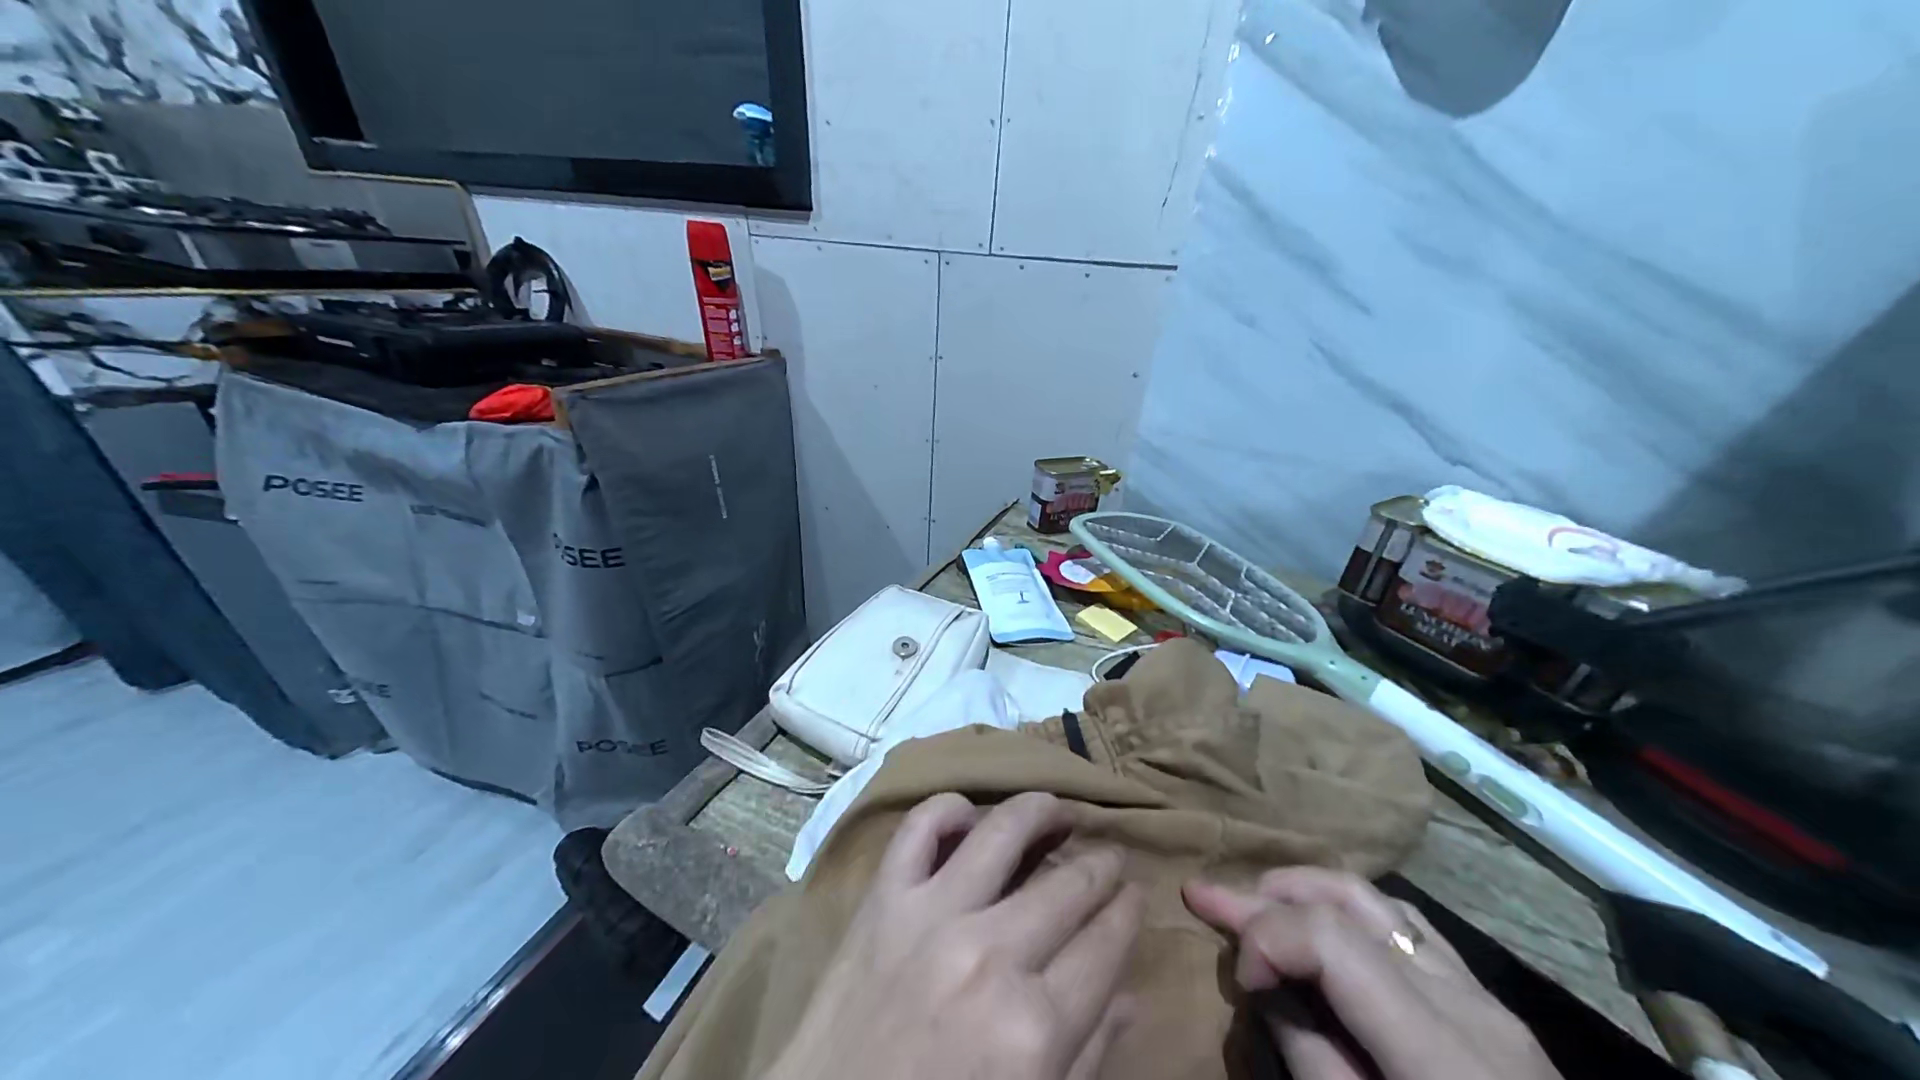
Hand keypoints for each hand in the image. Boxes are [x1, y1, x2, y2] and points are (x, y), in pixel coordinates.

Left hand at [767, 792, 1143, 1079]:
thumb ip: (1086, 1056)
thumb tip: (1129, 994)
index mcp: (1034, 1025)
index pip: (1105, 945)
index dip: (1128, 912)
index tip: (1136, 893)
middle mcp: (991, 955)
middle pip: (1067, 886)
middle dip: (1101, 864)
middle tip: (1110, 854)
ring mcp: (932, 916)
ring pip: (1002, 834)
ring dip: (1039, 811)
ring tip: (1055, 807)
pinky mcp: (882, 899)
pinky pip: (919, 829)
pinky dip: (946, 809)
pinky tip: (967, 812)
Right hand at [1183, 868, 1563, 1079]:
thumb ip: (1309, 1053)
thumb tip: (1265, 983)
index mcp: (1442, 1052)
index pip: (1331, 939)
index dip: (1268, 939)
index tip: (1241, 981)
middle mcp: (1468, 1003)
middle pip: (1351, 902)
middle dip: (1268, 894)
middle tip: (1206, 895)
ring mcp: (1486, 998)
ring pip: (1380, 901)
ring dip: (1307, 891)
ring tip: (1255, 899)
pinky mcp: (1490, 1006)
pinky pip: (1409, 929)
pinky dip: (1350, 912)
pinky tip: (1320, 921)